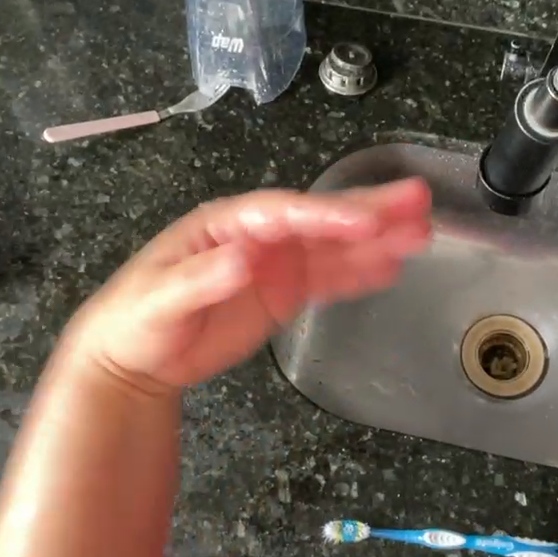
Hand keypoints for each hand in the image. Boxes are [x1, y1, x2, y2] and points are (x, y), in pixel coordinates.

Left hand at [56, 179, 432, 395]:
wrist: (136, 356)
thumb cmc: (137, 319)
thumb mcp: (158, 301)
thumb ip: (199, 280)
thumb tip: (241, 260)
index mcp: (227, 224)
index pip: (284, 213)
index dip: (325, 215)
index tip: (365, 220)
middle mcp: (260, 236)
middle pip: (320, 219)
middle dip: (368, 211)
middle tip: (418, 199)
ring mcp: (276, 264)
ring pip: (335, 247)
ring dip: (377, 239)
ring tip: (421, 231)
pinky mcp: (285, 292)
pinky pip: (330, 279)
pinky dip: (361, 273)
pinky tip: (391, 266)